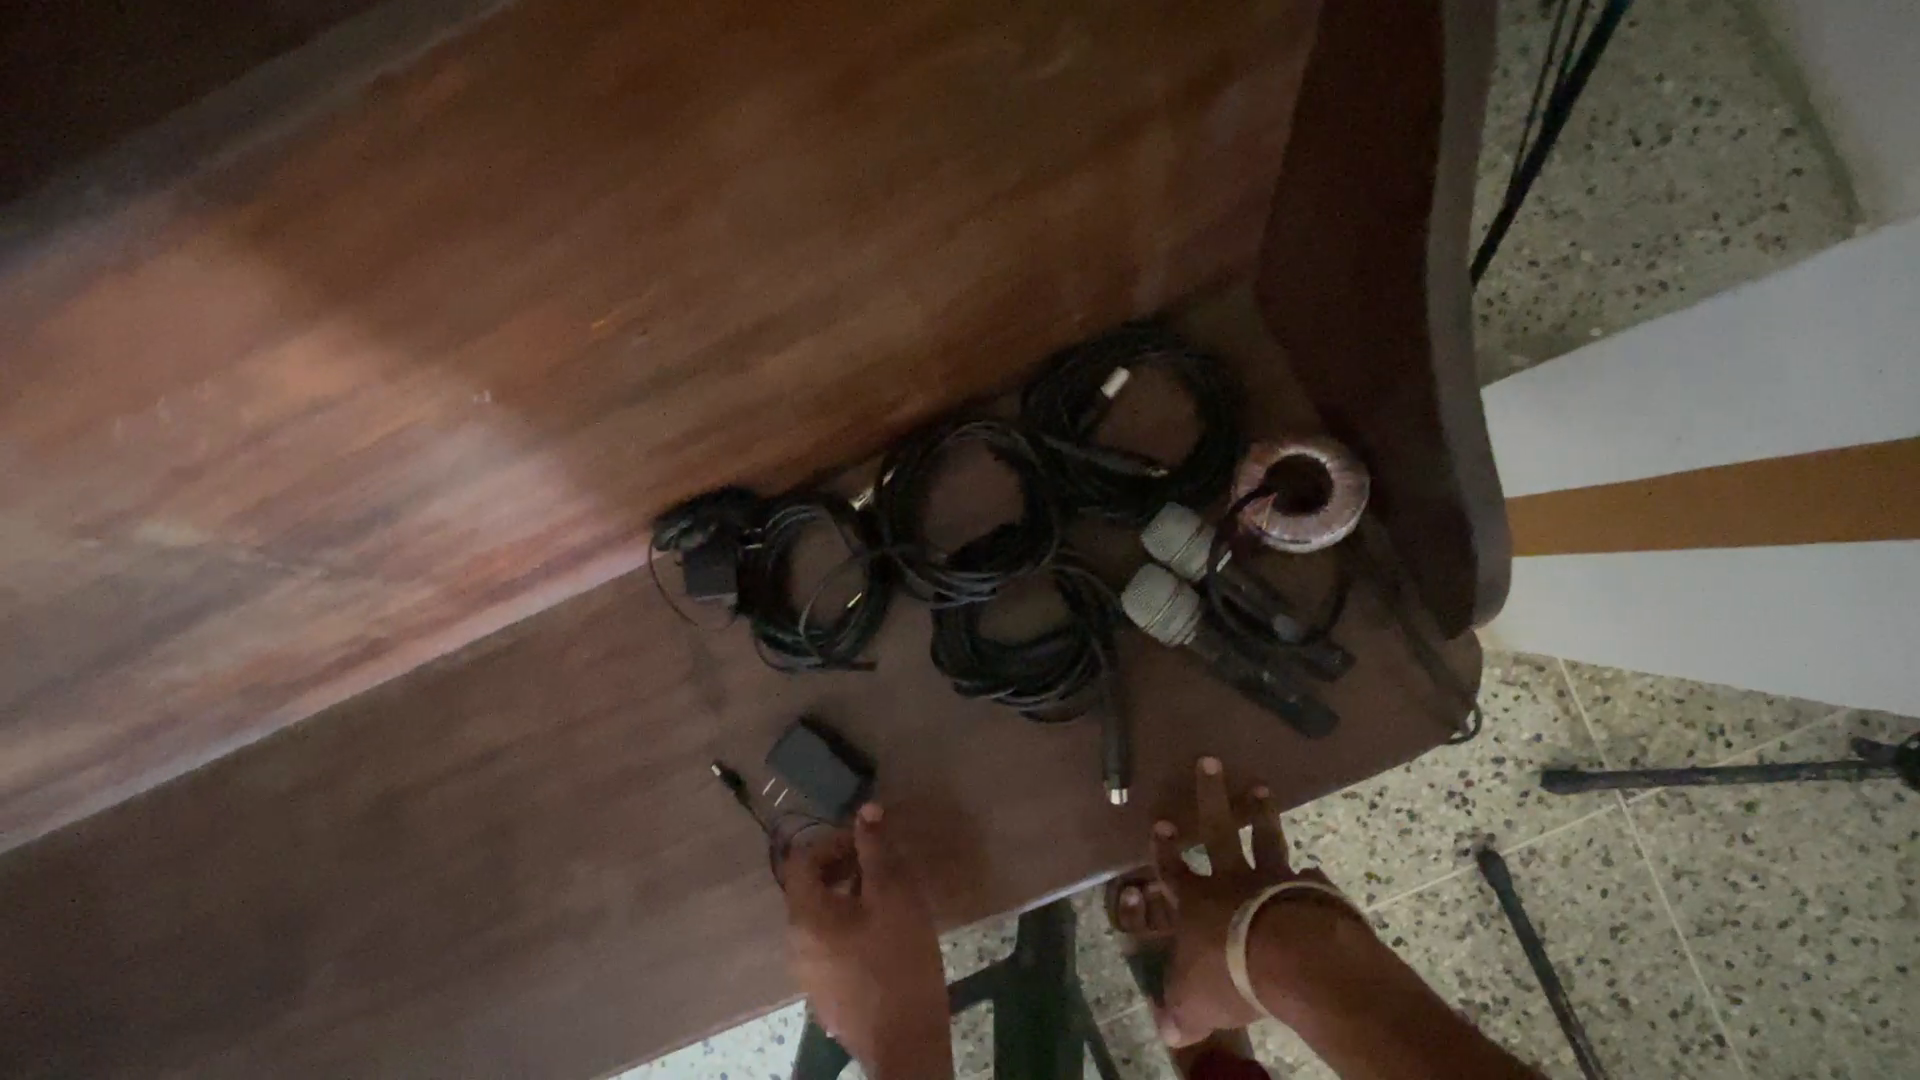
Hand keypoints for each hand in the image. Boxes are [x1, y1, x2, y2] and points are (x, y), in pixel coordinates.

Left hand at [782, 804, 952, 1079]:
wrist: (905, 1043)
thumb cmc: (898, 960)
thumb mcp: (894, 894)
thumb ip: (876, 850)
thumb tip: (866, 809)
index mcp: (805, 915)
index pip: (802, 859)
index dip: (833, 841)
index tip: (867, 842)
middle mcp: (795, 943)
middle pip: (809, 888)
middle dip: (843, 868)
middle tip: (880, 866)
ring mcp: (807, 973)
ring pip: (821, 918)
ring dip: (848, 897)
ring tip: (887, 899)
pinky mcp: (826, 995)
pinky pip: (830, 945)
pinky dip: (849, 927)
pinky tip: (884, 936)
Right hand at [1150, 756, 1357, 1045]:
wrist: (1289, 959)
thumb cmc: (1228, 972)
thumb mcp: (1195, 1002)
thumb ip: (1181, 1010)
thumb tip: (1166, 1028)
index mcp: (1197, 900)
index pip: (1172, 869)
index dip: (1164, 848)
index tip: (1161, 821)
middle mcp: (1232, 879)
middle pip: (1217, 830)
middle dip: (1210, 796)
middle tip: (1210, 761)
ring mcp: (1273, 880)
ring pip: (1265, 838)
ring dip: (1263, 813)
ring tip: (1263, 787)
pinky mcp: (1310, 890)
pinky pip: (1310, 876)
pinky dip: (1311, 873)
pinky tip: (1315, 867)